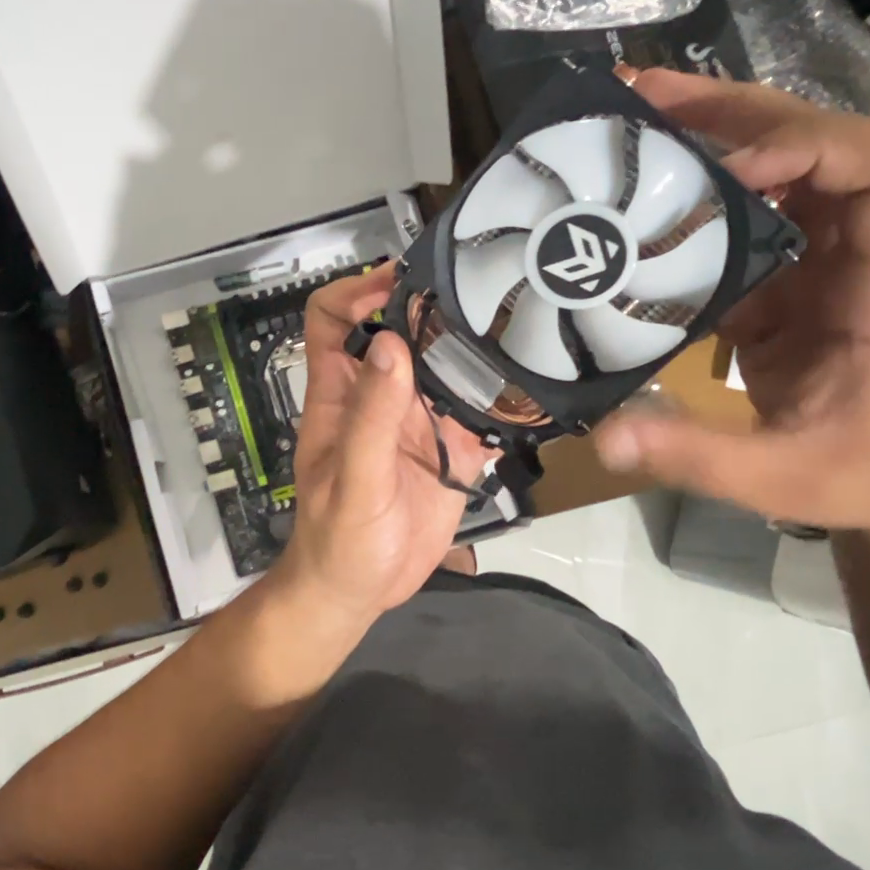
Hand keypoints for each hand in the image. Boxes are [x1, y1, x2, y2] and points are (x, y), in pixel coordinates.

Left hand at [262, 264, 496, 623]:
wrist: (360, 591)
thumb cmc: (339, 538)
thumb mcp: (352, 479)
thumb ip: (371, 417)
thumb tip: (391, 344)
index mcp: (341, 393)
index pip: (332, 319)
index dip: (357, 291)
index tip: (402, 278)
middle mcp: (381, 394)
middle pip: (402, 329)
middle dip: (434, 306)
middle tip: (488, 287)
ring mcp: (418, 419)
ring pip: (446, 363)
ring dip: (476, 344)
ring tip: (524, 320)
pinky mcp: (452, 449)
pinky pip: (479, 409)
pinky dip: (504, 395)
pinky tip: (537, 380)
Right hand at [594, 69, 869, 533]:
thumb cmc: (863, 477)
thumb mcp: (780, 478)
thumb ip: (697, 455)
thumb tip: (605, 436)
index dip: (816, 147)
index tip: (733, 167)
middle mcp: (860, 255)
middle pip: (826, 143)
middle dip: (741, 112)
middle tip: (648, 98)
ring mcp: (823, 263)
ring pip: (785, 167)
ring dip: (717, 134)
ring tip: (637, 118)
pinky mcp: (786, 282)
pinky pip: (748, 217)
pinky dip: (697, 196)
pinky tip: (642, 195)